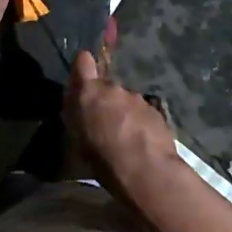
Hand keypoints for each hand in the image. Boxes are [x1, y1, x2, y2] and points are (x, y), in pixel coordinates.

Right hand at [65, 50, 177, 189]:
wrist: (146, 170)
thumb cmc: (102, 158)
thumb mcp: (76, 139)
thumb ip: (75, 114)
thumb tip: (77, 104)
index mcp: (89, 92)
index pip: (82, 61)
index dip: (83, 66)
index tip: (83, 76)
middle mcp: (113, 88)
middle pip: (106, 86)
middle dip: (105, 100)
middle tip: (105, 123)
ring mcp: (136, 98)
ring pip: (126, 100)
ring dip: (124, 112)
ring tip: (125, 137)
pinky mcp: (156, 110)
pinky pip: (142, 112)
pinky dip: (140, 122)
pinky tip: (141, 142)